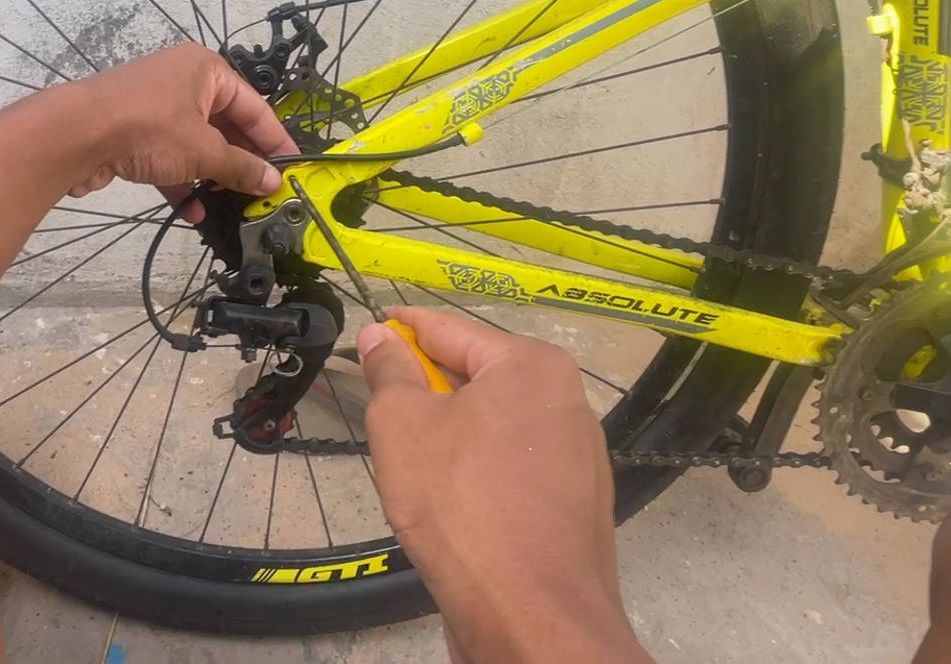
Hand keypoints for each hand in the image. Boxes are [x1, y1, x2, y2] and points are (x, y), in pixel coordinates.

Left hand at [57, 44, 298, 217]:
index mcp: (207, 71)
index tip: (294, 168)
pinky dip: (182, 180)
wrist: (76, 134)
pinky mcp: (136, 131)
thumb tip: (273, 182)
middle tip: (263, 192)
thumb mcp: (203, 150)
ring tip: (232, 205)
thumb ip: (240, 167)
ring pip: (197, 143)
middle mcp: (184, 82)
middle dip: (242, 161)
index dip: (275, 140)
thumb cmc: (149, 128)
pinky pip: (170, 156)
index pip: (254, 107)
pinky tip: (192, 211)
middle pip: (226, 125)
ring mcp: (157, 107)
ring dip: (213, 175)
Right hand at [356, 308, 650, 662]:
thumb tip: (381, 336)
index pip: (450, 330)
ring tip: (408, 450)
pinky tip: (447, 493)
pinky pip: (511, 463)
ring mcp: (577, 457)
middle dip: (425, 384)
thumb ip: (388, 372)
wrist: (534, 623)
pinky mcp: (575, 506)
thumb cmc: (461, 503)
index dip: (404, 327)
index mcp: (530, 366)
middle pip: (475, 376)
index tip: (373, 328)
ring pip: (492, 423)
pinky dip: (475, 465)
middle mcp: (565, 401)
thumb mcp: (403, 424)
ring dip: (449, 428)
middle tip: (381, 395)